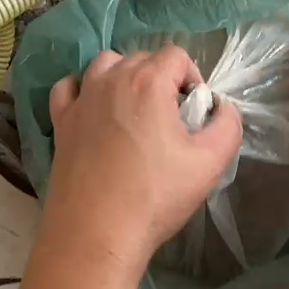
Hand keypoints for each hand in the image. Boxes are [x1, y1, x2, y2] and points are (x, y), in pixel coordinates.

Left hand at [43, 47, 243, 271]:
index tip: (193, 110)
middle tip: (169, 118)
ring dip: (123, 76)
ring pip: (105, 64)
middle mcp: (111, 79)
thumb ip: (227, 126)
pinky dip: (82, 90)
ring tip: (134, 110)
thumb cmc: (155, 196)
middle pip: (142, 57)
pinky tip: (94, 111)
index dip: (191, 76)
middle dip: (161, 78)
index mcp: (148, 82)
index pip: (176, 54)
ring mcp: (82, 98)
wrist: (95, 234)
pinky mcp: (61, 120)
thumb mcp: (209, 164)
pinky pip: (69, 87)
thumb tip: (222, 108)